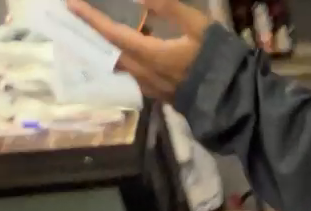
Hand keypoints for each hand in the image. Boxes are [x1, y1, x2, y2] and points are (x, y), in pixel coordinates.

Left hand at [67, 0, 213, 99]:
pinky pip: (138, 81)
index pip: (115, 35)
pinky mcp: (167, 98)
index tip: (71, 4)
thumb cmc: (220, 61)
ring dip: (109, 54)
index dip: (92, 20)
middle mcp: (150, 76)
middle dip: (95, 38)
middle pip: (114, 55)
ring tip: (99, 40)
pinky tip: (128, 60)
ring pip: (125, 70)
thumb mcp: (198, 26)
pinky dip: (127, 67)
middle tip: (80, 22)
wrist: (238, 101)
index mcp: (154, 56)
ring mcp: (158, 90)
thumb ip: (168, 8)